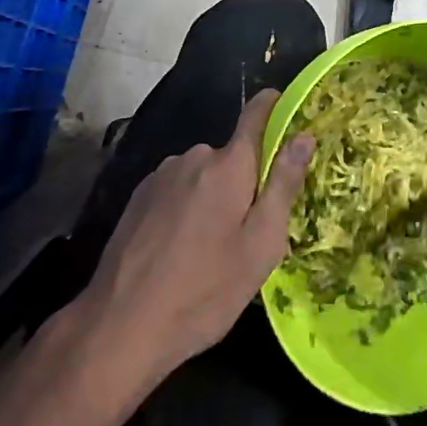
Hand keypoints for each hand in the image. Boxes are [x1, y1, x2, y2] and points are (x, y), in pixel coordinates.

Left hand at [78, 88, 314, 375]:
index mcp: (228, 166)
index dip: (271, 106)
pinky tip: (178, 248)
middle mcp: (193, 157)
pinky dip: (185, 208)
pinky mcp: (139, 195)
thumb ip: (283, 186)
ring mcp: (161, 175)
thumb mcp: (259, 246)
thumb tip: (304, 136)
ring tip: (208, 250)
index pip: (255, 116)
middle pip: (230, 157)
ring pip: (202, 175)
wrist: (123, 322)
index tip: (283, 103)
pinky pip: (177, 189)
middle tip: (246, 233)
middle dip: (243, 182)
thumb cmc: (205, 290)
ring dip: (212, 198)